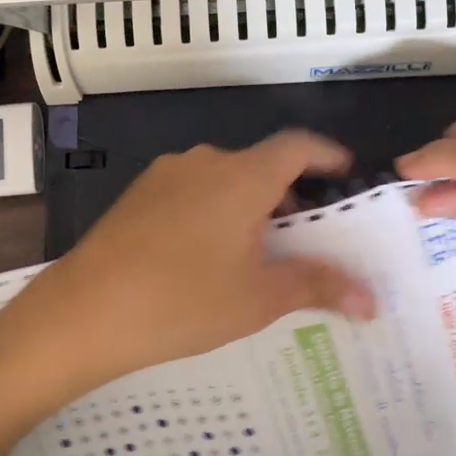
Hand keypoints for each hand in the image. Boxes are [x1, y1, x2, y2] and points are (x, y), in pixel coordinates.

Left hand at [33, 131, 377, 384]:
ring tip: (259, 252)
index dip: (326, 154)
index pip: (296, 146)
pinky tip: (209, 255)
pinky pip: (192, 192)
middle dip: (289, 194)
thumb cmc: (184, 300)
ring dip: (250, 205)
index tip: (346, 172)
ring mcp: (166, 175)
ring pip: (224, 179)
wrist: (86, 310)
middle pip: (260, 165)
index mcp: (242, 175)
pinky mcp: (138, 194)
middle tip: (307, 235)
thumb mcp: (258, 298)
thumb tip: (369, 299)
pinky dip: (215, 211)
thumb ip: (316, 286)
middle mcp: (205, 162)